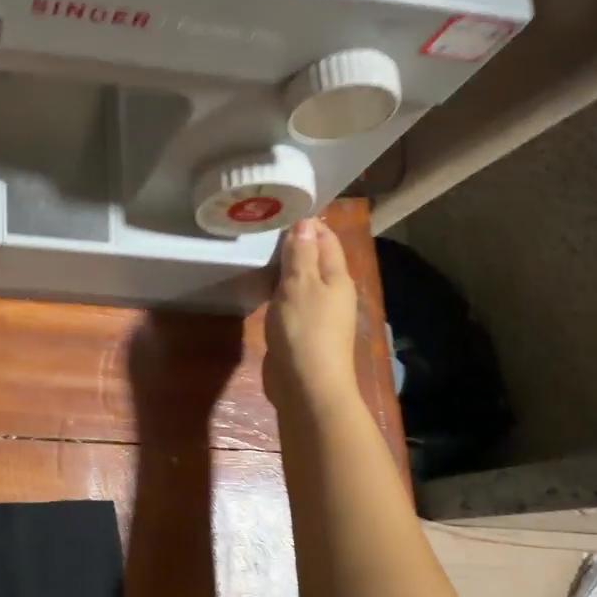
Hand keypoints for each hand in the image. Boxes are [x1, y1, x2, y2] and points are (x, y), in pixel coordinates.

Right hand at [263, 217, 360, 414]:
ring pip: (303, 282)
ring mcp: (319, 315)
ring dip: (285, 269)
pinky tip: (261, 290)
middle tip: (262, 232)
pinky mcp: (303, 333)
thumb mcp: (300, 285)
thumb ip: (301, 254)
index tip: (279, 211)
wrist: (307, 385)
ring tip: (258, 255)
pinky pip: (292, 302)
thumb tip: (305, 223)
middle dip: (294, 245)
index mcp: (338, 278)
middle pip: (316, 260)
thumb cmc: (305, 330)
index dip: (308, 224)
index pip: (326, 239)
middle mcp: (333, 293)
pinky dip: (279, 292)